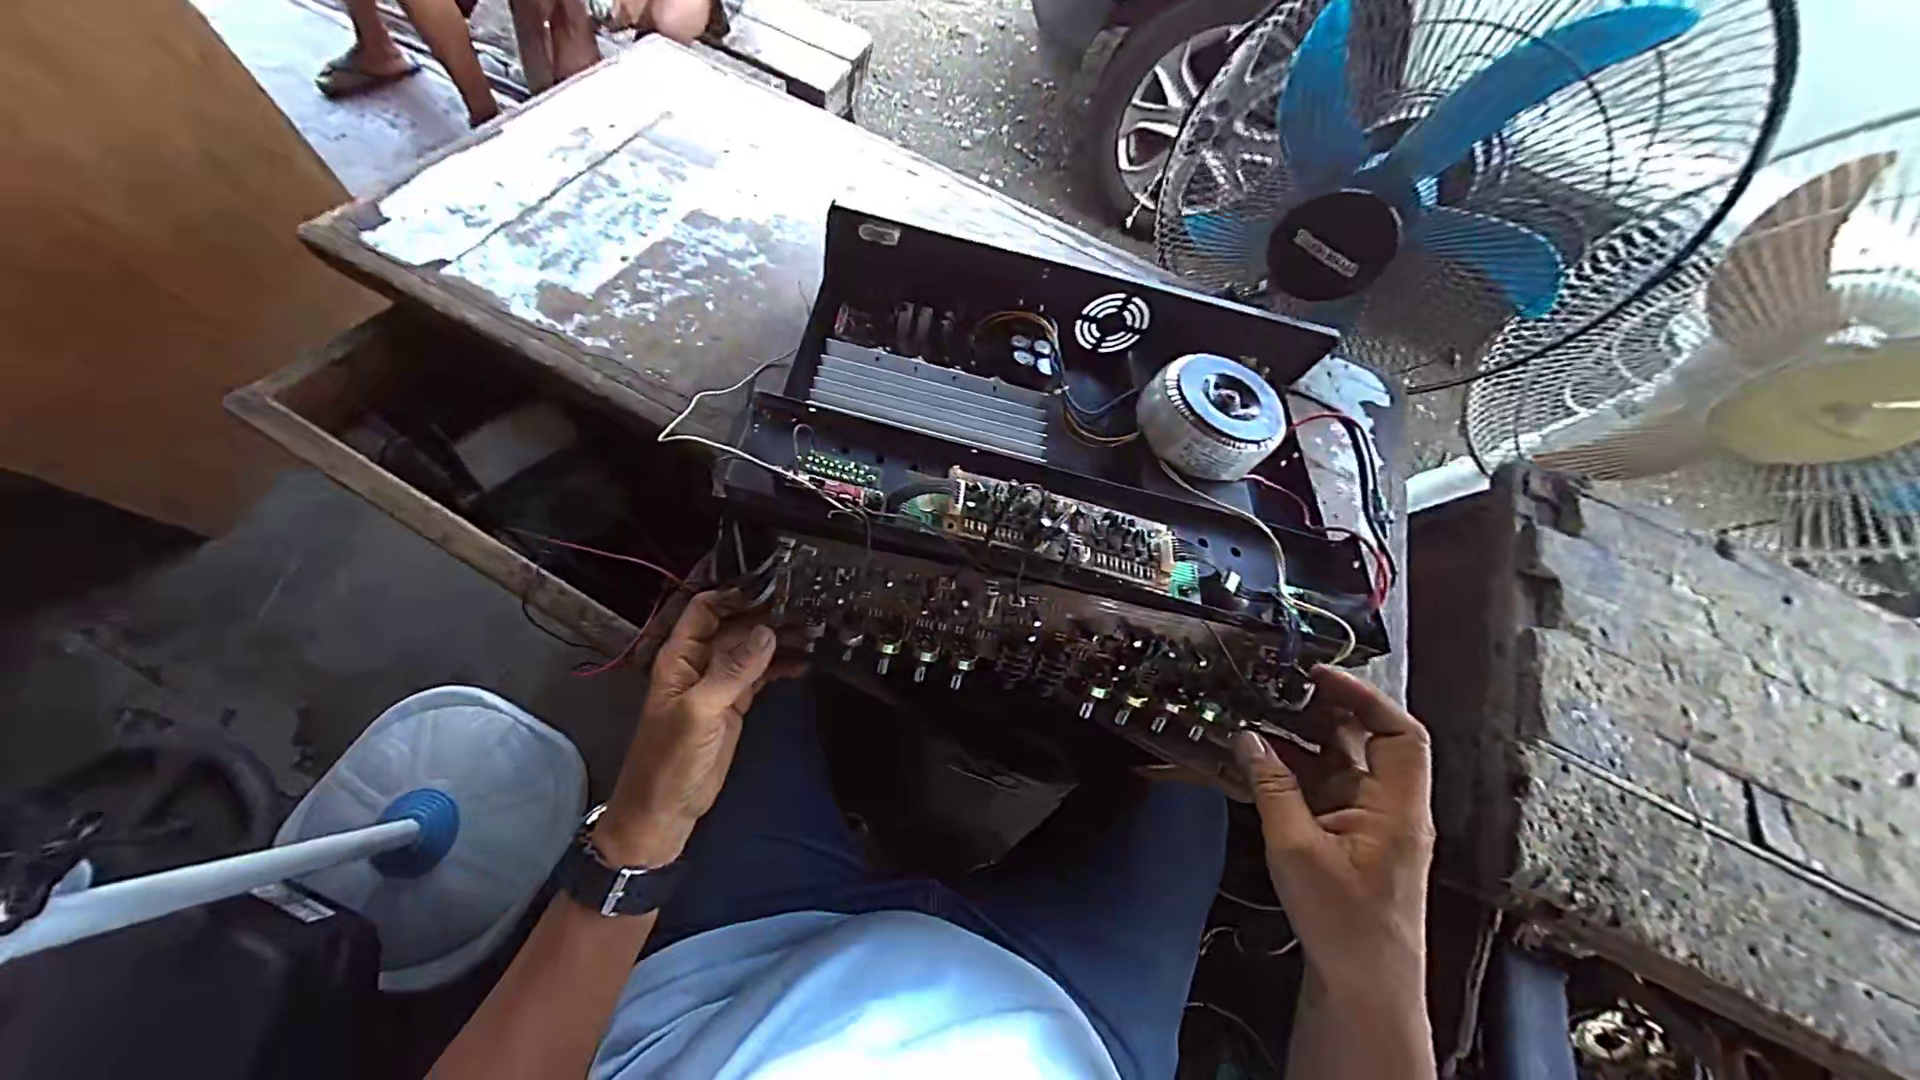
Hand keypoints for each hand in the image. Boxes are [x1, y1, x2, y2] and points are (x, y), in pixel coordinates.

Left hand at [594, 590, 784, 865]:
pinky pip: (761, 674)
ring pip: (752, 648)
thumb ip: (733, 671)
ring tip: (812, 632)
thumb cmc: (669, 761)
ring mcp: (720, 683)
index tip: (772, 587)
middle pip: (736, 626)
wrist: (664, 811)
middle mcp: (701, 663)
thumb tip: (767, 633)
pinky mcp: (735, 702)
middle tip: (805, 608)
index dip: (735, 594)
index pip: (706, 609)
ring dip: (779, 639)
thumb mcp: (699, 712)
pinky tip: (804, 663)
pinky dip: (781, 666)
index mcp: (681, 657)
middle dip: (767, 615)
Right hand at [1231, 666, 1434, 1003]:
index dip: (1364, 697)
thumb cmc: (1344, 923)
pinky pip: (1319, 787)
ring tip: (1258, 717)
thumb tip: (1247, 737)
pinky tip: (1257, 760)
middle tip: (1279, 689)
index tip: (1319, 676)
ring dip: (1300, 740)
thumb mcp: (1296, 848)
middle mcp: (1388, 806)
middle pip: (1364, 741)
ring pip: (1337, 762)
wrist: (1362, 986)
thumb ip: (1271, 787)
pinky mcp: (1345, 833)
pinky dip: (1290, 770)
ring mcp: (1367, 820)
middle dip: (1322, 712)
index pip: (1400, 734)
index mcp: (1397, 808)